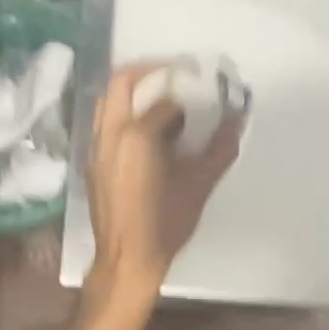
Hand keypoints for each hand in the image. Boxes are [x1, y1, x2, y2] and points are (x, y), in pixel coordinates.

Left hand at [85, 63, 243, 305]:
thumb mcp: (200, 185)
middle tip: (173, 72)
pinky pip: (104, 121)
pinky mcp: (92, 160)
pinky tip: (147, 129)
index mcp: (136, 136)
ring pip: (108, 100)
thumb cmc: (165, 223)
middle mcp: (110, 133)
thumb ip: (219, 148)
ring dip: (131, 90)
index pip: (162, 99)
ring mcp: (95, 146)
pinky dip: (123, 112)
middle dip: (147, 70)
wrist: (126, 260)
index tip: (200, 87)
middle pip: (121, 81)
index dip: (184, 90)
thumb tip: (237, 119)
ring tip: (160, 97)